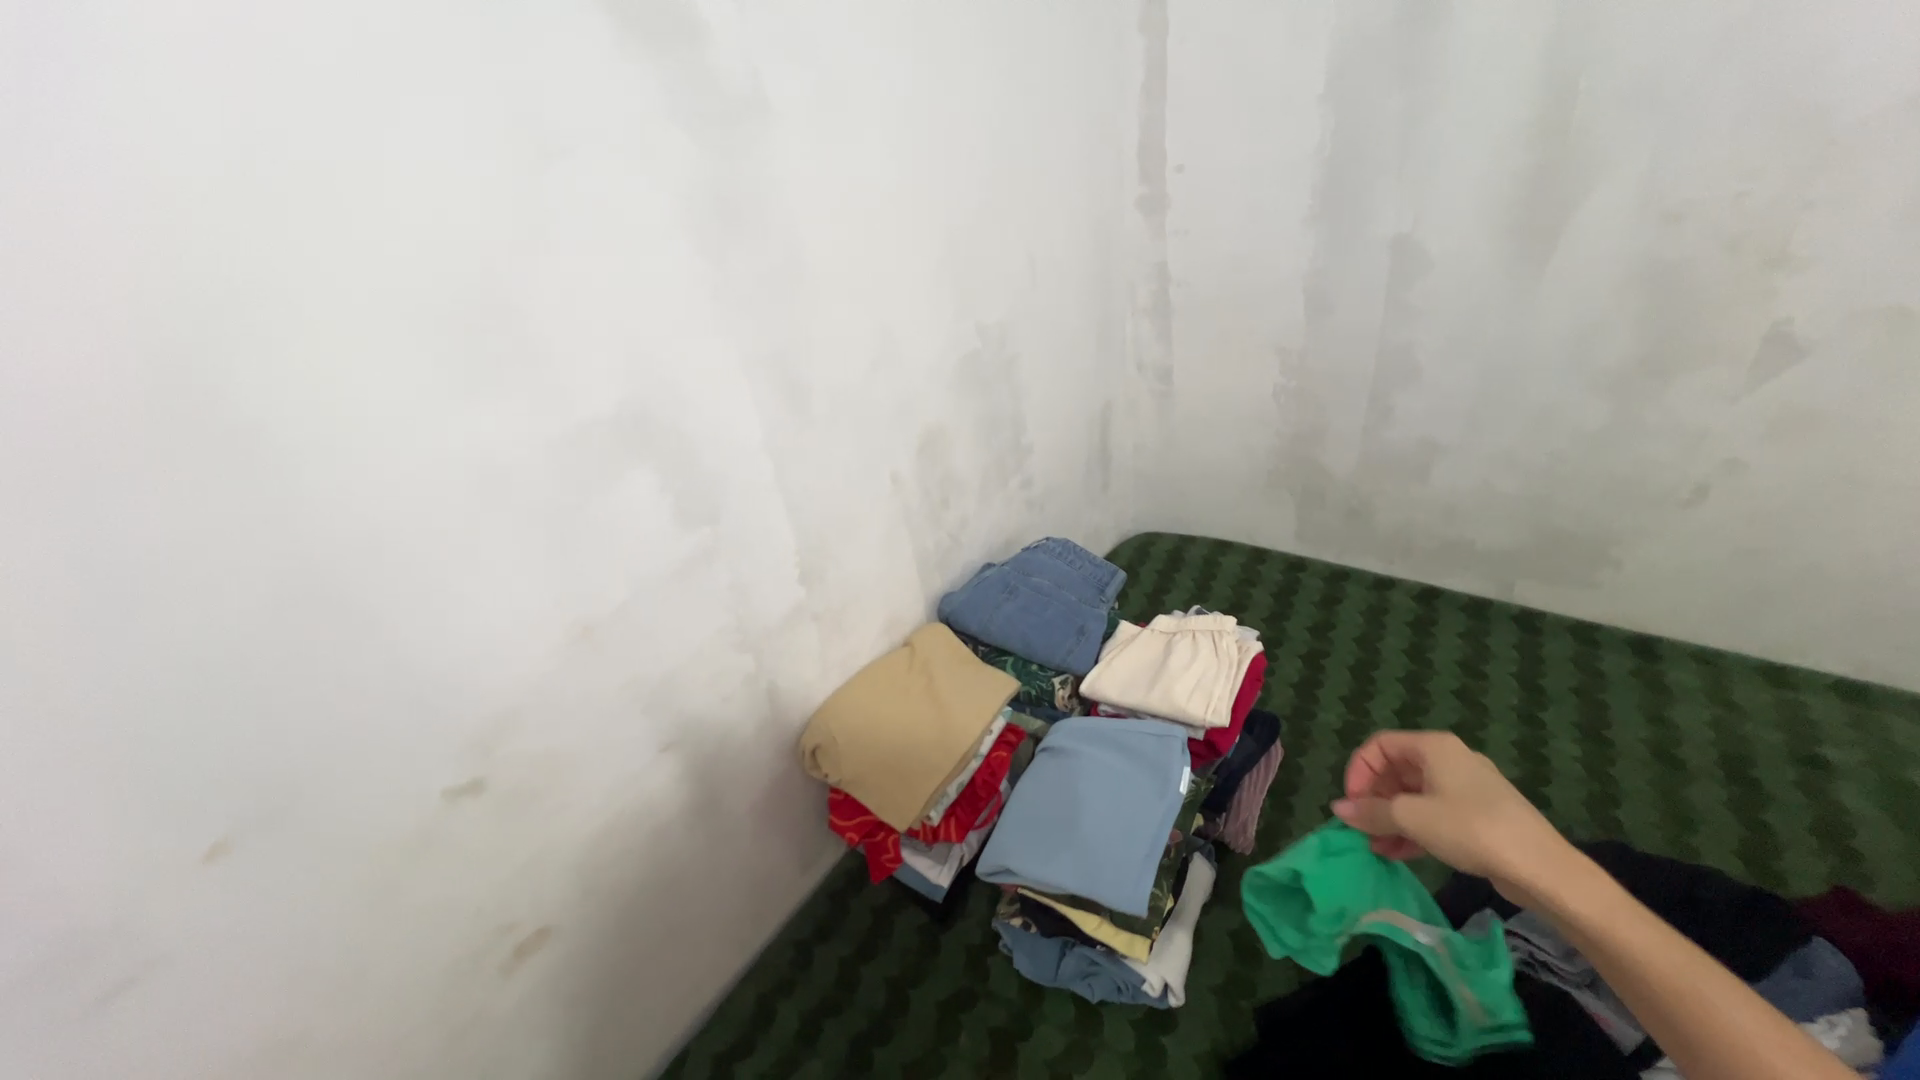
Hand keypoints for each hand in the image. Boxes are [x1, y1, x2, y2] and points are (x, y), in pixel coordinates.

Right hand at [1332, 730, 1569, 897]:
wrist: (1541, 867)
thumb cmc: (1470, 828)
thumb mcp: (1412, 818)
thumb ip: (1371, 811)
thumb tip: (1338, 808)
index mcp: (1434, 747)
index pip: (1379, 746)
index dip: (1358, 771)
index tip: (1352, 804)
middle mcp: (1449, 760)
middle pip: (1395, 770)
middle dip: (1373, 799)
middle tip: (1360, 827)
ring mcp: (1465, 788)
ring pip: (1413, 796)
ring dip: (1389, 819)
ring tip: (1374, 846)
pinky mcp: (1477, 816)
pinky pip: (1432, 814)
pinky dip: (1412, 830)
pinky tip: (1397, 854)